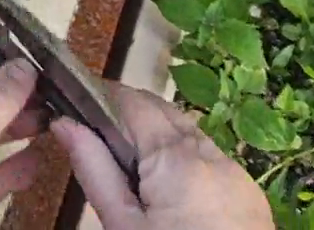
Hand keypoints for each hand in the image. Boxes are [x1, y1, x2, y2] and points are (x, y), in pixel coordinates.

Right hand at [55, 82, 273, 229]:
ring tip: (126, 167)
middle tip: (93, 139)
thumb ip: (93, 168)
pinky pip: (206, 155)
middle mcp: (212, 155)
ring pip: (184, 129)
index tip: (71, 109)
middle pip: (159, 108)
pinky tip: (163, 188)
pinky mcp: (251, 196)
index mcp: (177, 160)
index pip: (129, 101)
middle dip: (124, 113)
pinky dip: (178, 155)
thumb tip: (63, 122)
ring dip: (153, 133)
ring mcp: (238, 175)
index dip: (97, 97)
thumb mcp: (122, 228)